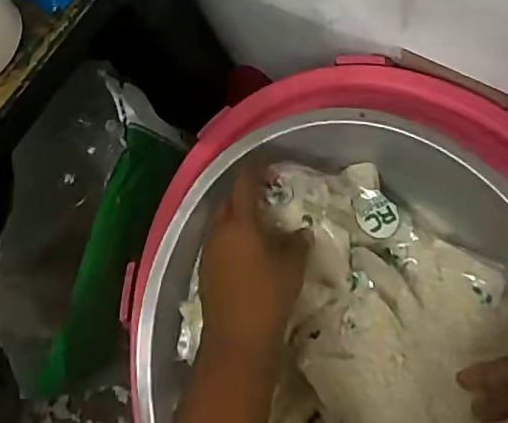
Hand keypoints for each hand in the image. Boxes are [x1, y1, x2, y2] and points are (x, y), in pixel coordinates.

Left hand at [199, 161, 309, 361]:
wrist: (236, 343)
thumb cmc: (267, 297)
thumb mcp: (292, 267)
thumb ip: (298, 243)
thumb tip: (302, 232)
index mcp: (239, 221)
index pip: (244, 183)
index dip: (255, 169)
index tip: (268, 164)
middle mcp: (219, 229)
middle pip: (229, 200)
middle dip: (245, 193)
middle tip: (265, 194)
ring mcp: (209, 250)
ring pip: (222, 222)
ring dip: (237, 217)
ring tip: (258, 222)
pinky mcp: (205, 270)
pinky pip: (219, 242)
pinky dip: (232, 238)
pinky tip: (247, 250)